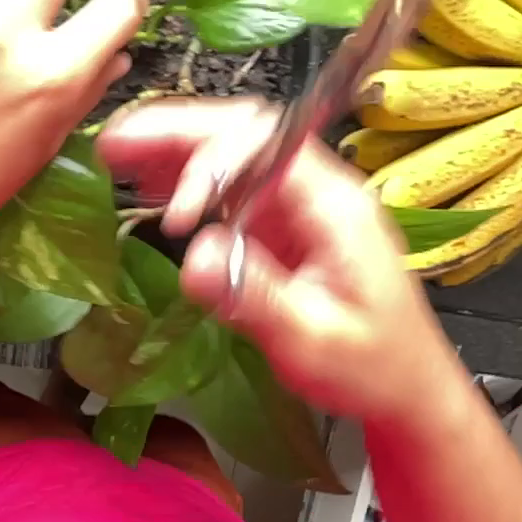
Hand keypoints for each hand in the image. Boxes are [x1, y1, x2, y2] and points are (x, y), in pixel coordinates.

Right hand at [98, 100, 467, 422]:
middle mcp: (316, 193)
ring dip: (174, 149)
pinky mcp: (282, 226)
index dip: (209, 165)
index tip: (174, 217)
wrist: (404, 388)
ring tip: (119, 152)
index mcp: (334, 207)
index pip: (266, 147)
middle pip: (243, 135)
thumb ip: (255, 297)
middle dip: (176, 133)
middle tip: (117, 143)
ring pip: (231, 154)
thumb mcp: (313, 340)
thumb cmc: (371, 367)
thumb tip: (192, 259)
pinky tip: (152, 185)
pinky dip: (188, 180)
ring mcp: (298, 207)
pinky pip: (230, 187)